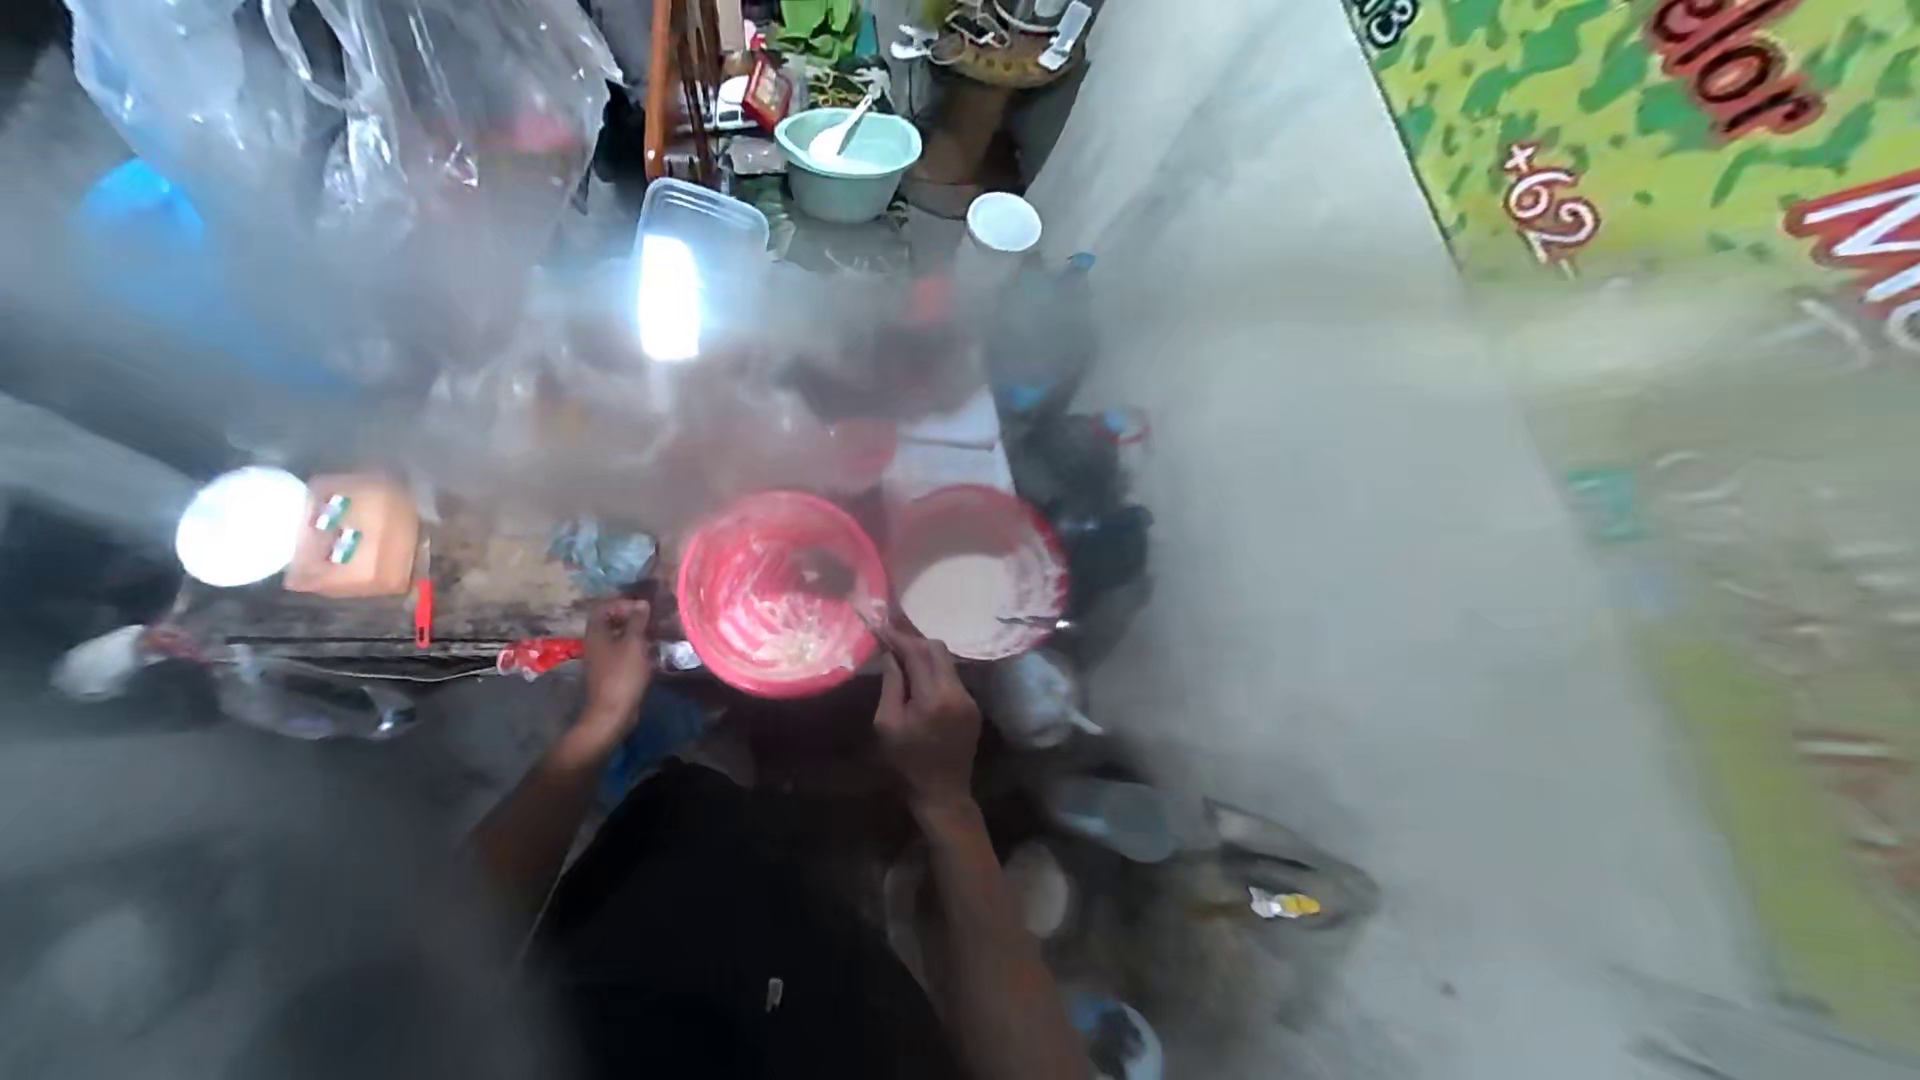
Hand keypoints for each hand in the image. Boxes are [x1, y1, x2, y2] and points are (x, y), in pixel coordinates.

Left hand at [580, 598, 652, 737]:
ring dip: (636, 632)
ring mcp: (603, 658)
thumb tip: (641, 603)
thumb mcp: (634, 643)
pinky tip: (653, 651)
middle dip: (631, 617)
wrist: (613, 711)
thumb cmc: (623, 674)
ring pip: (618, 636)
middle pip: (610, 621)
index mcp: (596, 633)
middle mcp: (596, 643)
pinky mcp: (612, 670)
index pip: (602, 607)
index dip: (621, 603)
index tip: (642, 607)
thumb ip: (637, 621)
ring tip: (656, 633)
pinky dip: (636, 646)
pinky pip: (623, 650)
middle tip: (652, 618)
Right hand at [874, 626, 981, 812]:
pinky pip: (953, 677)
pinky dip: (936, 670)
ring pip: (947, 661)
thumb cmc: (906, 762)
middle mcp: (957, 692)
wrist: (942, 792)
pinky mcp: (973, 706)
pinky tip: (920, 676)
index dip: (900, 638)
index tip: (883, 627)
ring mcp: (969, 698)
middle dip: (914, 640)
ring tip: (903, 653)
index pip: (918, 653)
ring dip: (926, 654)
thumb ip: (891, 684)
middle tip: (893, 636)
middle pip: (937, 650)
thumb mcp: (887, 724)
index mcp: (934, 698)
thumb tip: (891, 654)